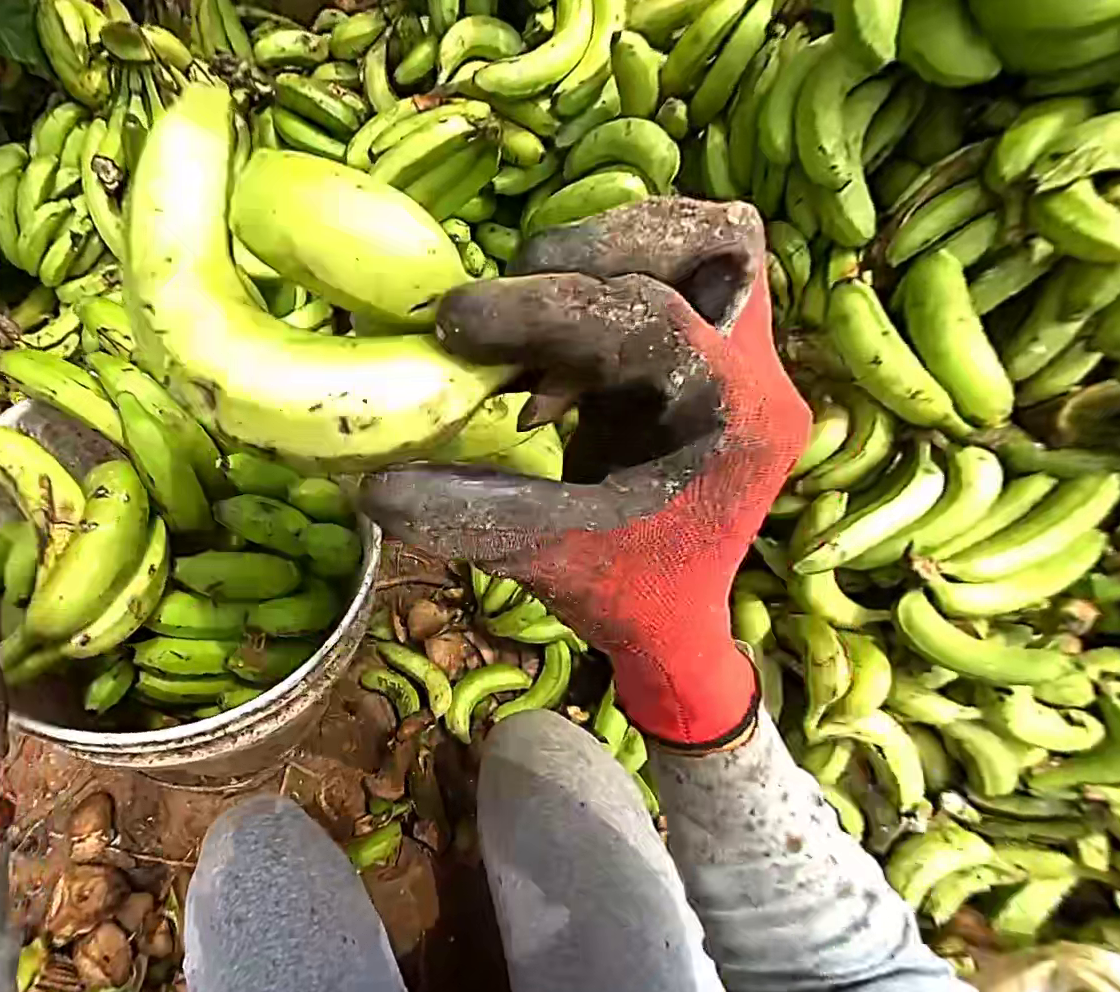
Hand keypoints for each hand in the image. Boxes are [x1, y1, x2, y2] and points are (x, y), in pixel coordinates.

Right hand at [362, 199, 809, 751]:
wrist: (669, 620)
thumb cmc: (629, 596)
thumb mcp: (549, 558)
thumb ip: (470, 516)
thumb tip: (373, 489)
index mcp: (737, 418)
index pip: (650, 321)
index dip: (545, 310)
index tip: (453, 320)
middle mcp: (746, 373)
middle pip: (714, 245)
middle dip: (599, 250)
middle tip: (510, 288)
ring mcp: (717, 362)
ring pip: (685, 254)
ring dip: (588, 268)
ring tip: (512, 328)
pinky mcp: (674, 366)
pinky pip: (636, 296)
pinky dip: (571, 315)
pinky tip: (526, 376)